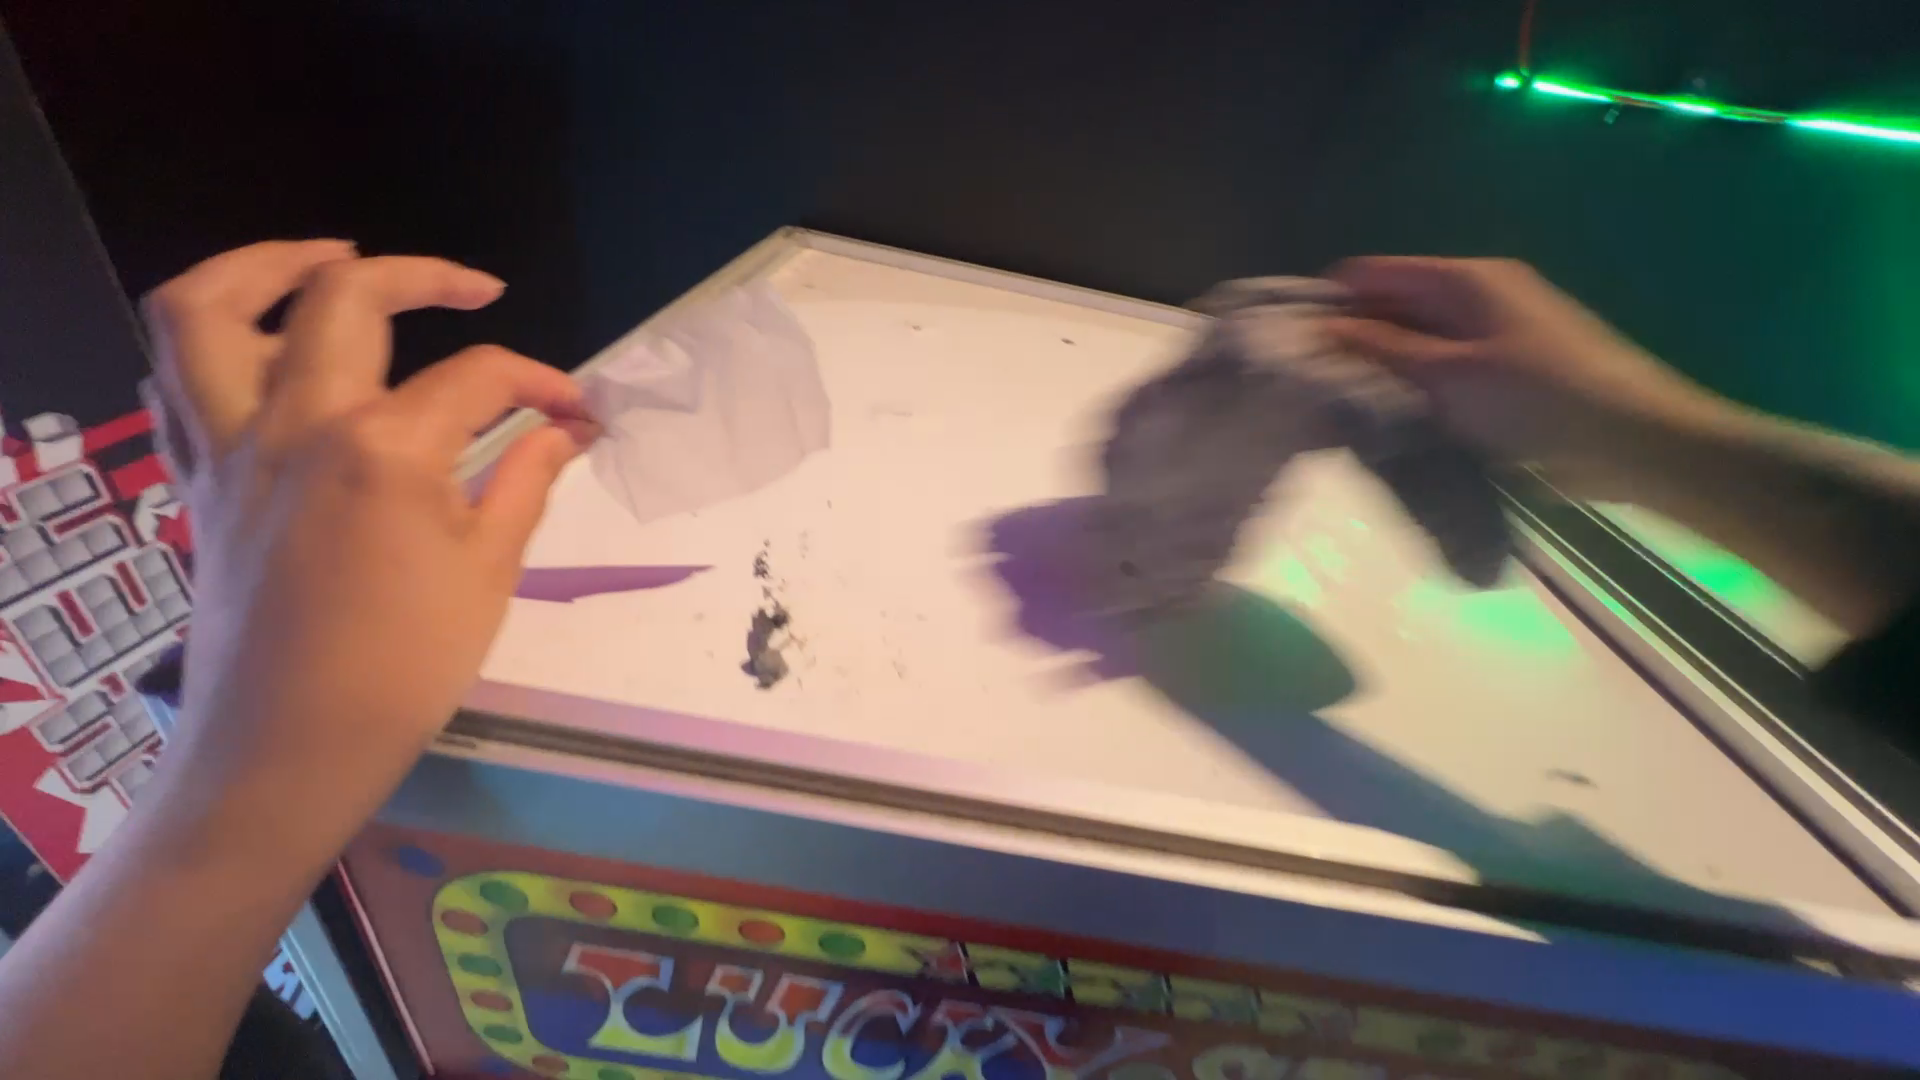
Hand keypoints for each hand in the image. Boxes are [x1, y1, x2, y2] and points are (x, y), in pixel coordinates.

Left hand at [139, 241, 591, 868]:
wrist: (294, 743)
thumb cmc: (411, 661)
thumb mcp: (493, 566)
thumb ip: (529, 478)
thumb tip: (571, 429)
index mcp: (387, 448)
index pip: (480, 378)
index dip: (544, 383)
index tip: (583, 412)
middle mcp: (297, 422)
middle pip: (345, 298)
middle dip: (424, 276)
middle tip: (477, 289)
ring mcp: (231, 445)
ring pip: (207, 309)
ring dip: (271, 264)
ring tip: (333, 260)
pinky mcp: (200, 477)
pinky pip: (175, 376)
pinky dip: (216, 336)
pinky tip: (270, 348)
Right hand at [1321, 256, 1735, 498]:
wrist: (1634, 442)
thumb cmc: (1537, 400)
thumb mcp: (1446, 374)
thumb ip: (1377, 348)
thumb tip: (1315, 328)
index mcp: (1462, 279)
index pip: (1368, 274)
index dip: (1325, 303)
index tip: (1288, 348)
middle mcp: (1470, 294)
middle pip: (1385, 304)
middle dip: (1345, 339)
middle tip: (1305, 384)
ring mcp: (1484, 330)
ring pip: (1404, 338)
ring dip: (1372, 366)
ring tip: (1335, 404)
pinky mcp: (1491, 366)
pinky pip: (1429, 364)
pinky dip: (1403, 383)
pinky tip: (1381, 413)